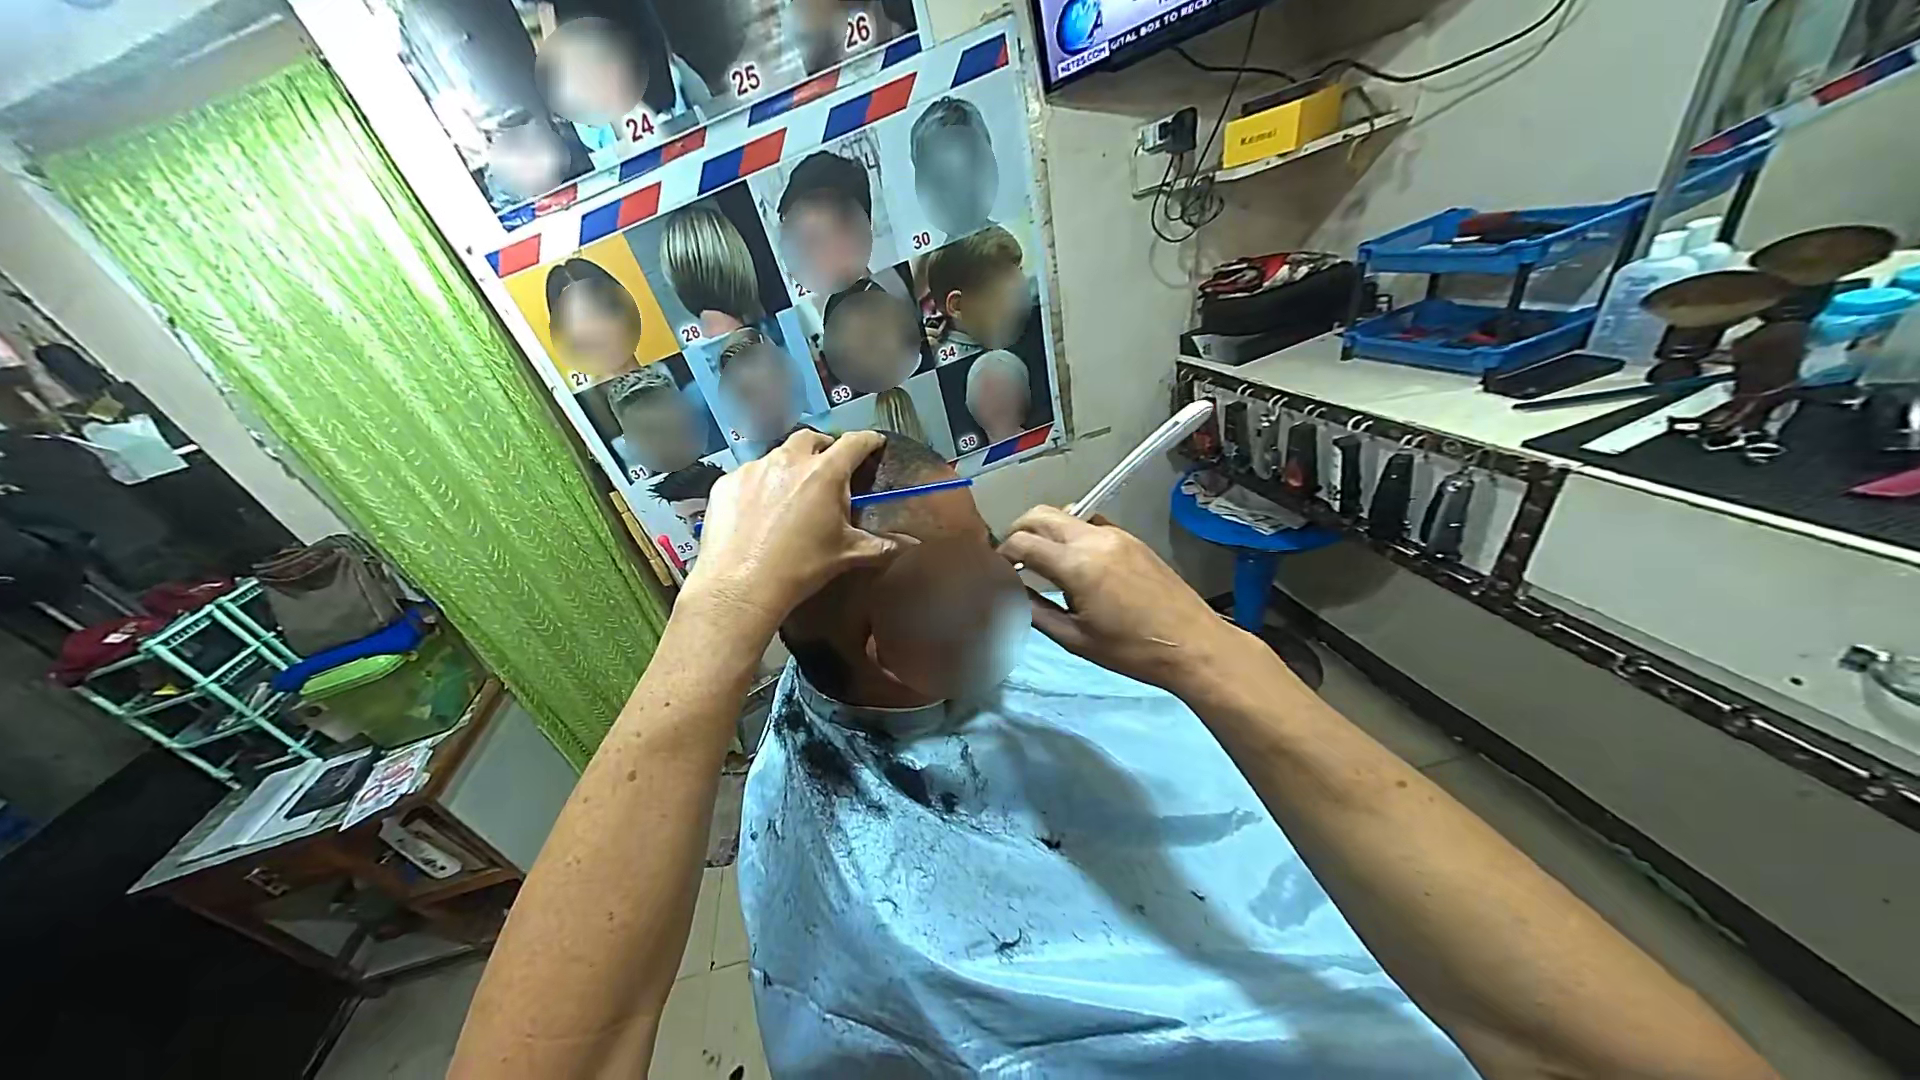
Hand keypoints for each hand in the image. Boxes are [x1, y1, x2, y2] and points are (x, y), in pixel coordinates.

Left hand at [686, 430, 913, 627]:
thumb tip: (911, 544)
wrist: (741, 586)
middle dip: (824, 447)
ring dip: (791, 465)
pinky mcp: (727, 483)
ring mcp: (754, 469)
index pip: (854, 442)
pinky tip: (761, 509)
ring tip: (793, 491)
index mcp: (824, 473)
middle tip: (829, 469)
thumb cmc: (800, 568)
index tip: (873, 443)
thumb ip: (882, 545)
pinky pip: (750, 474)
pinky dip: (761, 484)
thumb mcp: (847, 554)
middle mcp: (789, 461)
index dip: (868, 440)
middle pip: (812, 438)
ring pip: (778, 454)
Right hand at [998, 507, 1258, 693]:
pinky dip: (1070, 532)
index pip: (1022, 542)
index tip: (995, 570)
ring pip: (1065, 514)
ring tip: (1039, 559)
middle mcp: (1093, 538)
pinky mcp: (1130, 538)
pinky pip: (1089, 523)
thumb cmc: (1132, 651)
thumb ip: (1036, 611)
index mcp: (1077, 564)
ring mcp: (1115, 534)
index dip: (1001, 554)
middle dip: (1017, 530)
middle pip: (1040, 514)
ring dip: (1044, 529)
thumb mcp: (1075, 639)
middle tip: (1010, 558)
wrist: (1193, 645)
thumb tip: (1011, 593)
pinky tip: (1073, 560)